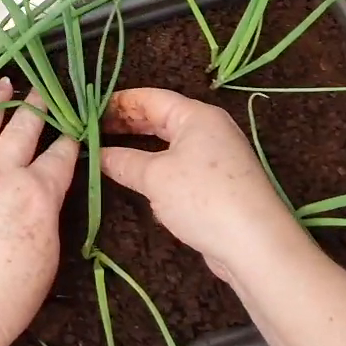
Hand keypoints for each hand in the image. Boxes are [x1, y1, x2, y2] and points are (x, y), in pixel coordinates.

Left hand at [0, 79, 78, 345]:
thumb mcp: (49, 253)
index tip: (75, 123)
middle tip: (41, 88)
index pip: (61, 155)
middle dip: (35, 105)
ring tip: (3, 83)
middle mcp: (3, 173)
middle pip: (23, 128)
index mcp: (38, 193)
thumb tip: (46, 192)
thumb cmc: (10, 293)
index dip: (70, 137)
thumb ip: (48, 212)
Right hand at [100, 88, 308, 282]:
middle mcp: (208, 129)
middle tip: (91, 132)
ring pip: (167, 143)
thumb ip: (122, 161)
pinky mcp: (217, 183)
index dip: (116, 103)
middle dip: (125, 124)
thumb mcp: (154, 177)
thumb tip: (97, 155)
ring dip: (138, 147)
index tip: (87, 112)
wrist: (258, 247)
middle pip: (158, 117)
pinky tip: (135, 178)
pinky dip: (154, 166)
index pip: (149, 97)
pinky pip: (177, 164)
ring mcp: (215, 156)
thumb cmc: (203, 199)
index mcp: (196, 116)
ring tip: (106, 152)